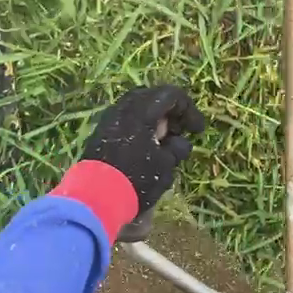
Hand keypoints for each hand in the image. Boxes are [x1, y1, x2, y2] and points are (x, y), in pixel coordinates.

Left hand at [80, 85, 204, 240]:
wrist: (95, 197)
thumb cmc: (136, 179)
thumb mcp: (166, 165)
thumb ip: (176, 148)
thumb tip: (177, 142)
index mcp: (143, 110)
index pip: (172, 95)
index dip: (189, 110)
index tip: (197, 130)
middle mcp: (124, 108)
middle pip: (153, 97)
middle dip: (170, 113)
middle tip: (179, 132)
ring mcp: (109, 118)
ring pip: (138, 108)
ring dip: (154, 121)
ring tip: (162, 143)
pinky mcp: (100, 132)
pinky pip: (126, 120)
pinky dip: (140, 128)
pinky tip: (145, 148)